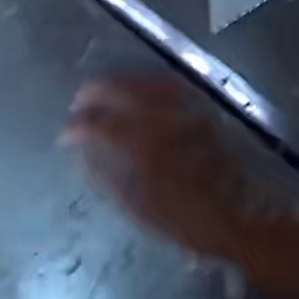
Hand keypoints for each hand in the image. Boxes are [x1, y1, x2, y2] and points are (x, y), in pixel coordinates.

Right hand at [61, 78, 256, 260]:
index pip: (104, 126)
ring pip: (148, 82)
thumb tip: (81, 155)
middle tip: (80, 98)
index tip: (65, 131)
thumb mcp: (137, 207)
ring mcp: (185, 109)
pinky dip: (148, 80)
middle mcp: (166, 120)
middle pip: (126, 92)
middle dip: (98, 91)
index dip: (80, 126)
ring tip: (104, 87)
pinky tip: (140, 86)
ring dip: (122, 81)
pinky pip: (170, 84)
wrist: (233, 214)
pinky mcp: (201, 107)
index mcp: (146, 149)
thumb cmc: (183, 218)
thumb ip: (106, 178)